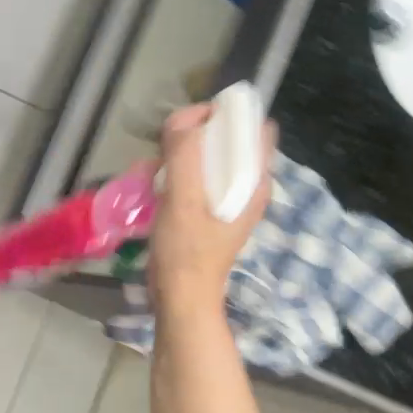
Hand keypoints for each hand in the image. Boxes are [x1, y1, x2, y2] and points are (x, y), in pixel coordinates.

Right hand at [148, 103, 275, 314]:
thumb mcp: (183, 199)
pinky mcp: (208, 213)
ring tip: (157, 168)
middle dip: (198, 135)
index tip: (193, 121)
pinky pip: (196, 180)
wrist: (181, 297)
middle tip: (167, 147)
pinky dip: (177, 175)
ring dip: (183, 156)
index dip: (227, 116)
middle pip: (229, 142)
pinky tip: (156, 186)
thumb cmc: (187, 250)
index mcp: (253, 182)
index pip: (255, 129)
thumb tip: (182, 119)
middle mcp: (246, 188)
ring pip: (210, 160)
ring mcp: (228, 201)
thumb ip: (184, 156)